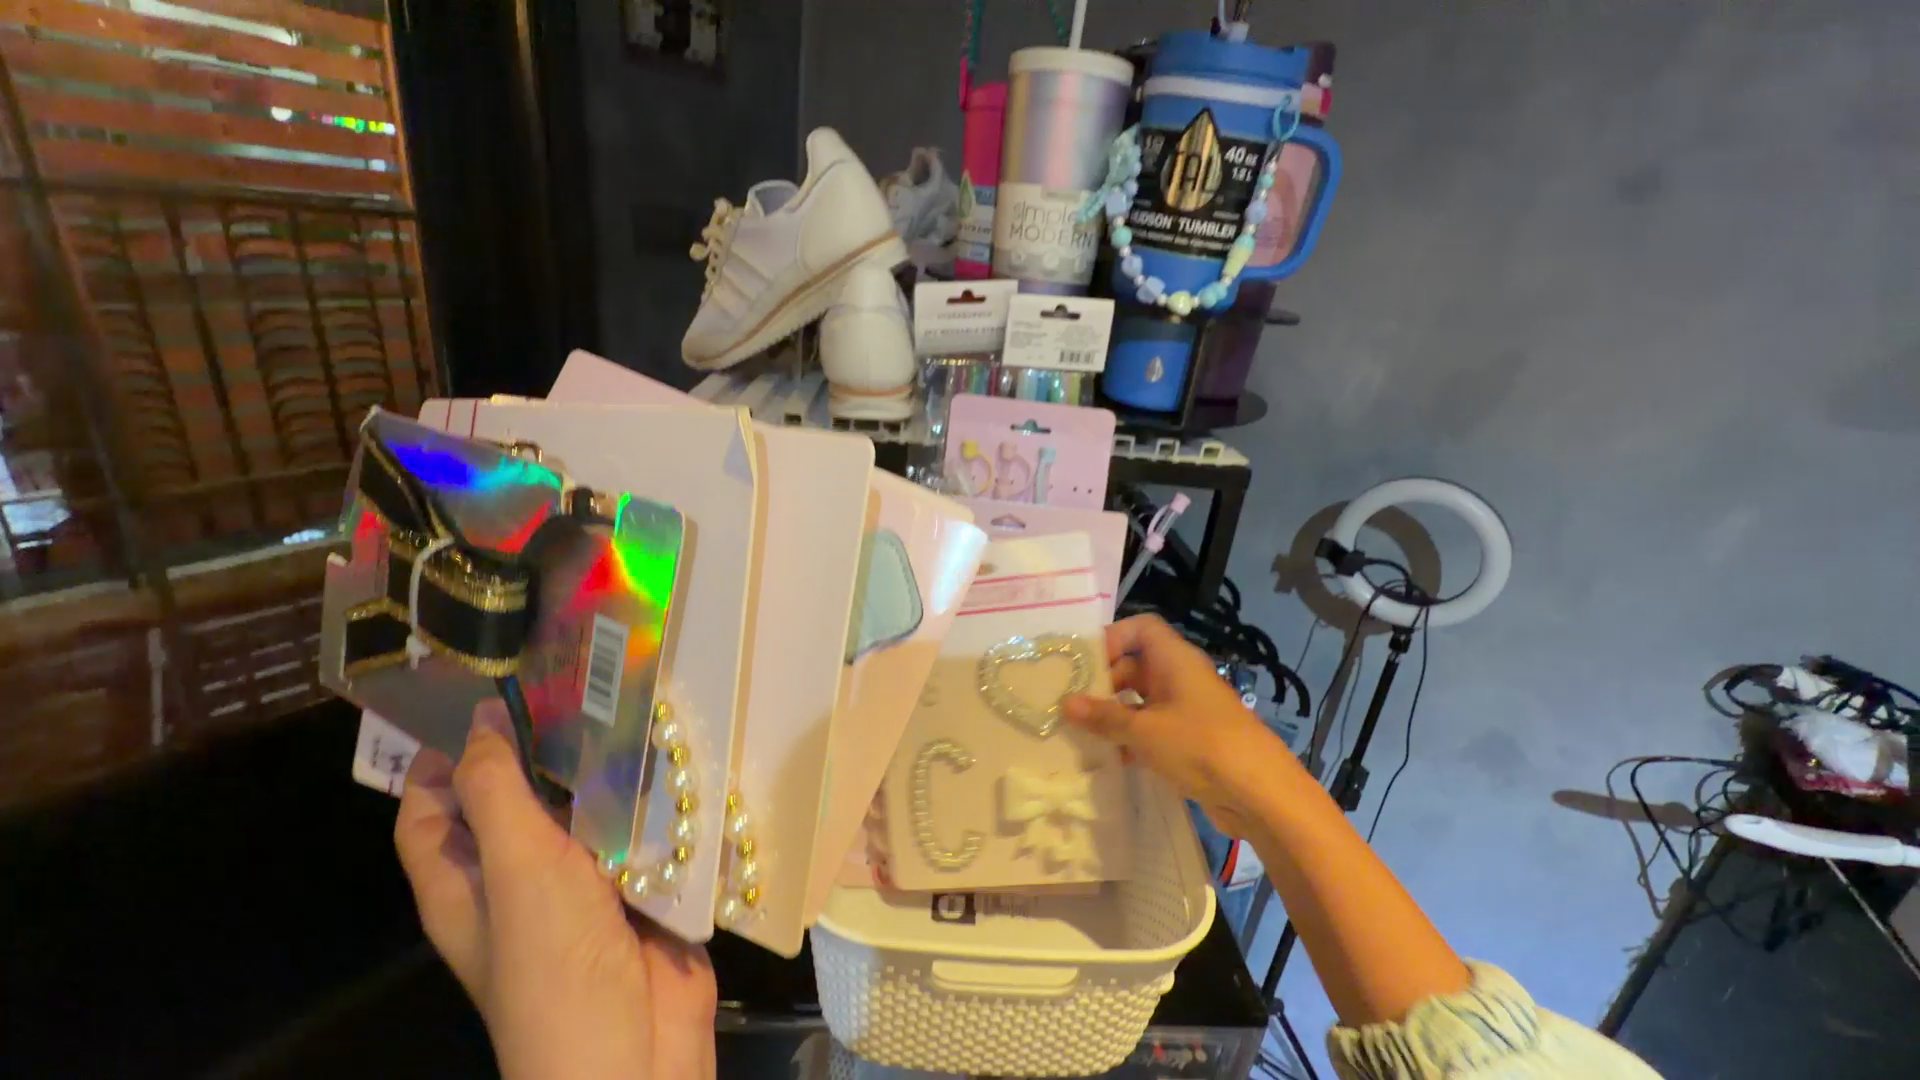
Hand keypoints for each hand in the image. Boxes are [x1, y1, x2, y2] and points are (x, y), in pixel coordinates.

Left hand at [394, 702, 715, 1079]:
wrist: (632, 1046)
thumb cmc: (553, 961)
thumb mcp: (516, 869)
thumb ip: (497, 793)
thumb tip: (482, 718)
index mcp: (465, 884)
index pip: (430, 812)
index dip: (442, 759)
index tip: (483, 698)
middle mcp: (517, 882)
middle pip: (513, 804)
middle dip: (537, 752)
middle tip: (576, 686)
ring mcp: (581, 888)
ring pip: (581, 815)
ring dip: (601, 772)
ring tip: (629, 708)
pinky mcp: (636, 891)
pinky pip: (636, 836)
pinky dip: (648, 802)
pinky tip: (672, 761)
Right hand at [1064, 614, 1289, 837]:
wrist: (1259, 793)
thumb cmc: (1200, 745)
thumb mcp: (1144, 730)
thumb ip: (1104, 716)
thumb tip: (1065, 703)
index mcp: (1175, 660)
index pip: (1141, 628)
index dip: (1111, 637)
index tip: (1082, 663)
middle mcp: (1181, 677)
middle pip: (1136, 665)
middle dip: (1104, 682)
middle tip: (1072, 703)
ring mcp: (1187, 709)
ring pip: (1142, 700)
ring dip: (1114, 714)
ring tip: (1080, 732)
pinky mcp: (1191, 740)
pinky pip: (1152, 729)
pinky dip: (1131, 738)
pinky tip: (1108, 759)